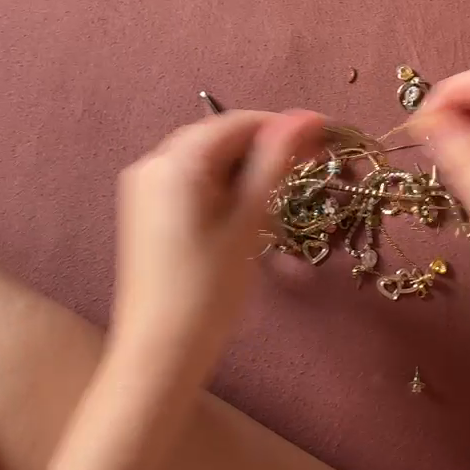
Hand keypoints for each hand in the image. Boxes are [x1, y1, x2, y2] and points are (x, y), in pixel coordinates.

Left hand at [111, 109, 324, 378]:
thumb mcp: (249, 220)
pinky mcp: (145, 208)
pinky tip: (244, 205)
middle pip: (220, 135)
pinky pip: (190, 177)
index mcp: (176, 160)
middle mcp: (153, 162)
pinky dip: (221, 182)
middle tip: (309, 165)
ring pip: (206, 157)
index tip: (324, 140)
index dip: (284, 126)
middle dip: (265, 146)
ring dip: (245, 165)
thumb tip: (307, 117)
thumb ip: (276, 160)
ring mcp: (145, 186)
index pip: (239, 122)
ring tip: (280, 188)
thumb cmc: (209, 289)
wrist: (159, 352)